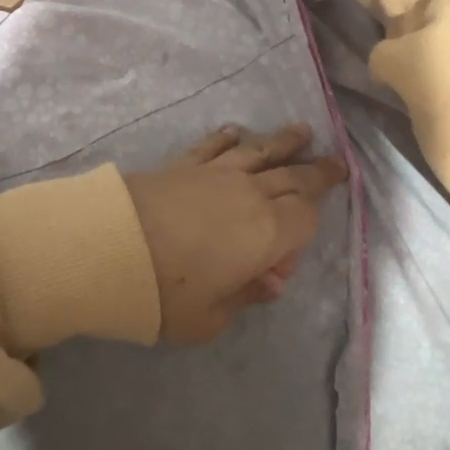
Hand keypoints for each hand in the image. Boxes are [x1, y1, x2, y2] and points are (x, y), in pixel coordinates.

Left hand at [124, 125, 345, 343]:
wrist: (112, 247)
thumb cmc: (167, 292)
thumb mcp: (211, 317)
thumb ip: (246, 297)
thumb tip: (268, 280)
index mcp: (267, 232)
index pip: (305, 216)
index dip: (308, 229)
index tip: (291, 254)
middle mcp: (249, 194)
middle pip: (292, 176)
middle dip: (317, 170)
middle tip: (337, 162)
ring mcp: (215, 173)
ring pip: (259, 152)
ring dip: (283, 142)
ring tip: (302, 132)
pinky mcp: (183, 164)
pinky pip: (214, 146)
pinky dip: (228, 137)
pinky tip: (235, 132)